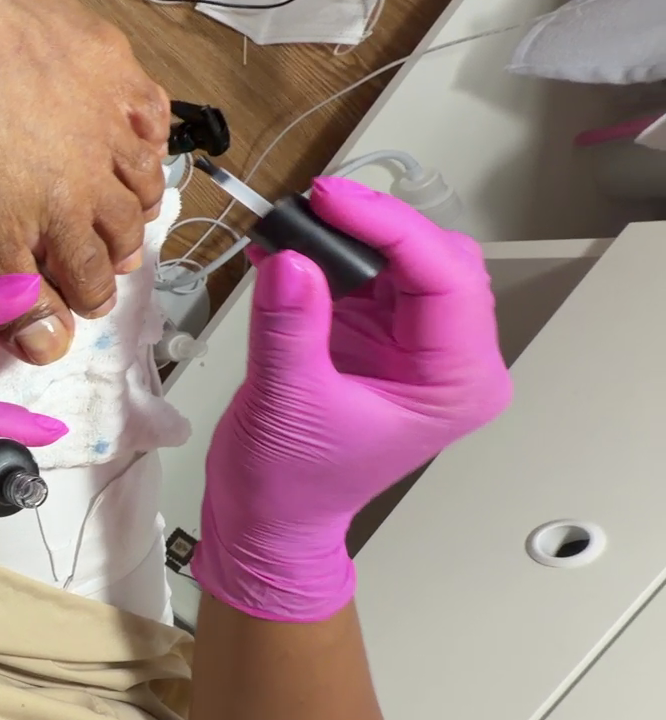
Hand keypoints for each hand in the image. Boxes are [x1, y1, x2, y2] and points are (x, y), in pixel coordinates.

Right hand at [195, 178, 511, 621]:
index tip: (332, 201)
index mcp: (454, 380)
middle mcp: (437, 359)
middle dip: (369, 231)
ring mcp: (397, 352)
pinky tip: (278, 255)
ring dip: (337, 246)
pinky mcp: (356, 349)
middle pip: (426, 266)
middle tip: (310, 206)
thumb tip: (289, 261)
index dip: (390, 230)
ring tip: (287, 227)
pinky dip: (312, 269)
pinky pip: (345, 292)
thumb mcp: (287, 403)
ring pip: (386, 273)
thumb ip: (288, 329)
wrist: (265, 518)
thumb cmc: (290, 483)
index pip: (443, 279)